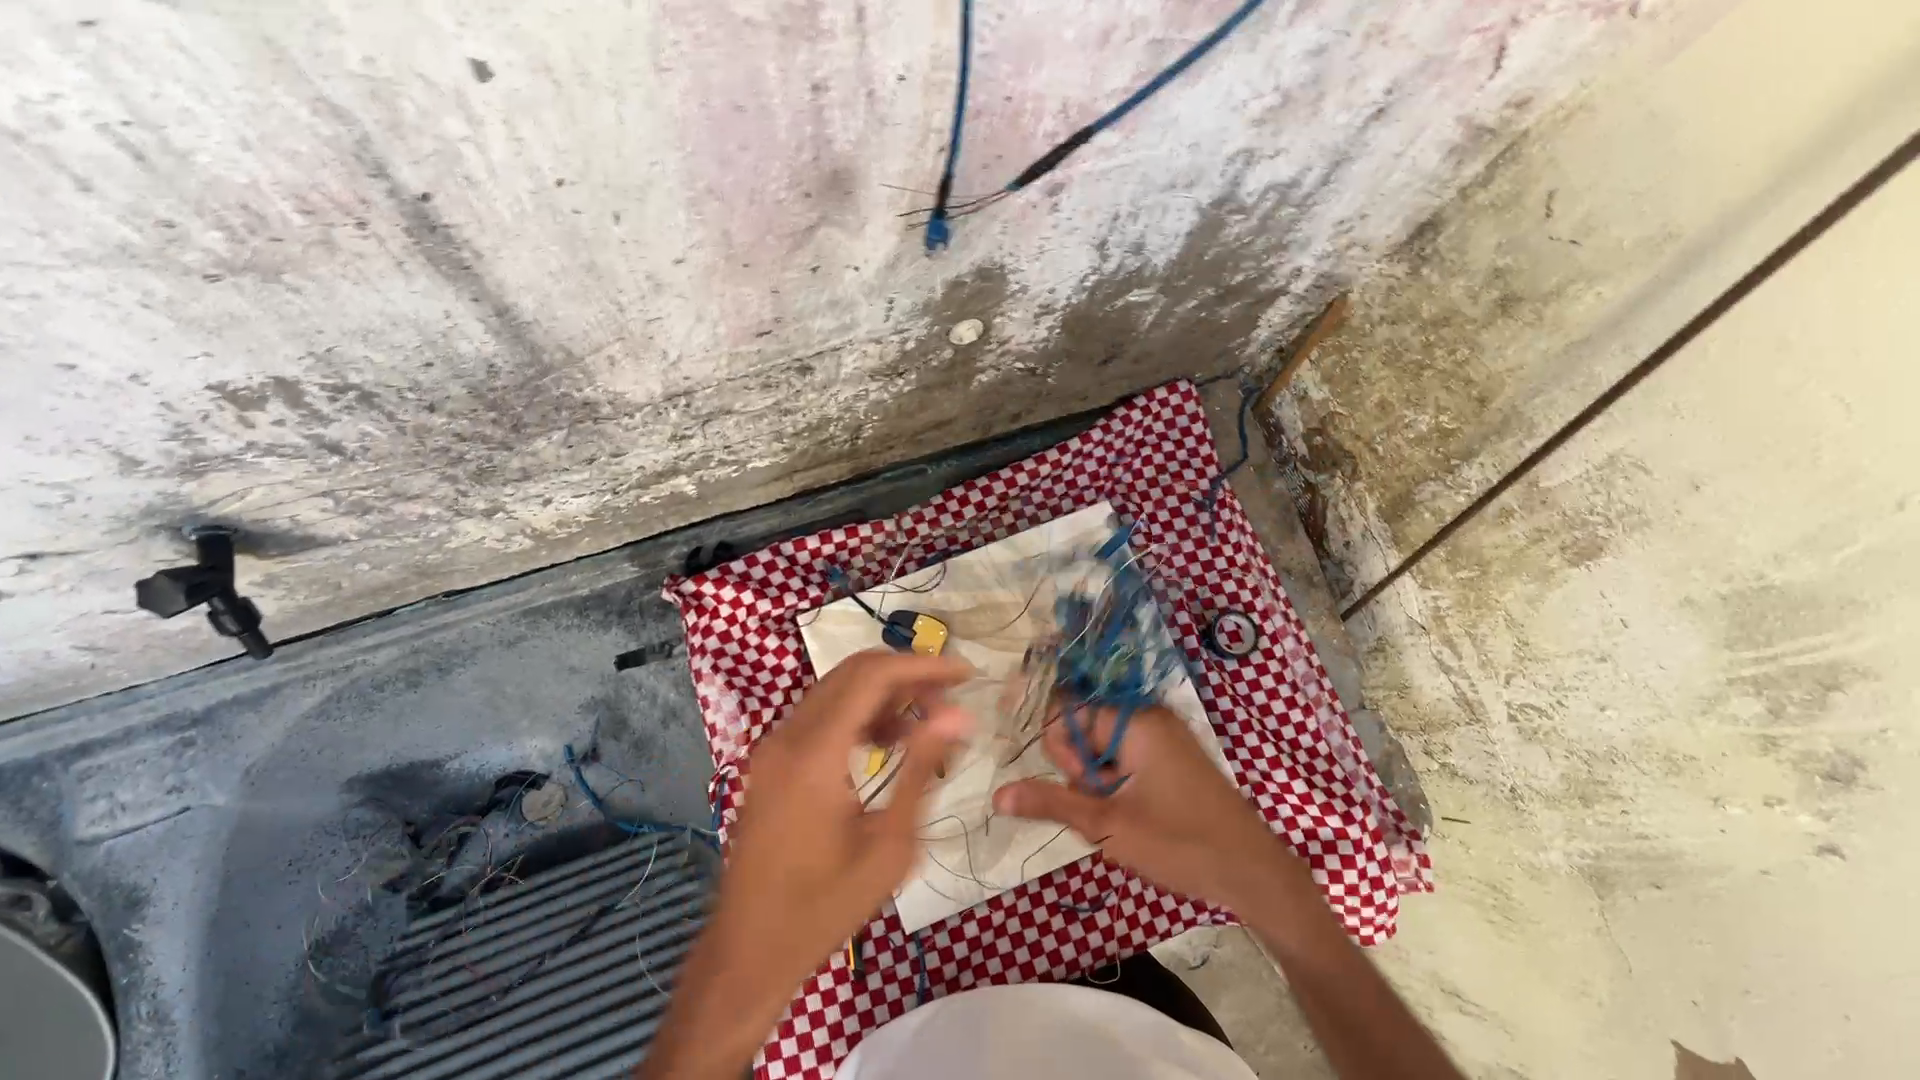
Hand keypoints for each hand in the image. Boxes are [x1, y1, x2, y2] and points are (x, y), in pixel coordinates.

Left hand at [642, 650, 973, 1079]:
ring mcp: (772, 748)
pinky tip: (888, 744)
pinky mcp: (770, 764)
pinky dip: (856, 715)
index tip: (966, 673)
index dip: (923, 665)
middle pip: (851, 673)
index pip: (872, 676)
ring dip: (883, 695)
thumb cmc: (825, 905)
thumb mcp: (889, 845)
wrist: (750, 948)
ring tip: (928, 723)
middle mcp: (787, 737)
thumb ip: (921, 770)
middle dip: (906, 675)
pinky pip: (818, 717)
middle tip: (951, 698)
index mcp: (815, 753)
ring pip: (834, 691)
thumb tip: (957, 716)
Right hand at [992, 702, 1311, 911]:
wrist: (1252, 872)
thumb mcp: (1106, 826)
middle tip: (1106, 809)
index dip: (1061, 750)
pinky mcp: (1171, 759)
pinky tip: (1133, 818)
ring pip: (1101, 750)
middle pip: (1083, 730)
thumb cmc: (1179, 843)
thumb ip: (1050, 802)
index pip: (1065, 711)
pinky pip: (1124, 761)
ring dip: (1099, 785)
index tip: (1080, 787)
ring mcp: (1163, 738)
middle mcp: (1149, 717)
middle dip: (1081, 772)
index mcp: (1134, 720)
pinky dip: (1118, 787)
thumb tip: (997, 795)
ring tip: (1123, 820)